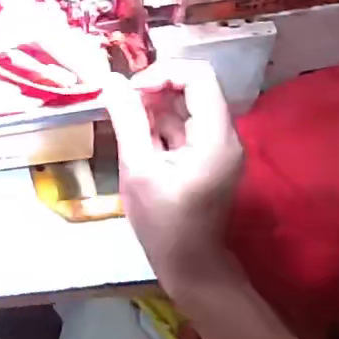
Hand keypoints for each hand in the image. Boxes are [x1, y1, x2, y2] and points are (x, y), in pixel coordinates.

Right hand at [103, 59, 243, 287]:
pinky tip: (141, 142)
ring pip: (187, 104)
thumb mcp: (138, 168)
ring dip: (155, 106)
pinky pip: (186, 123)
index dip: (163, 73)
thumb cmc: (163, 222)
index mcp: (216, 136)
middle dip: (155, 88)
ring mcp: (219, 145)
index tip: (132, 91)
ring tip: (129, 127)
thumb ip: (127, 120)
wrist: (190, 266)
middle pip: (194, 86)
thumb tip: (112, 80)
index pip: (198, 76)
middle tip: (124, 106)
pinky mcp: (209, 154)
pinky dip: (161, 124)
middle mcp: (226, 134)